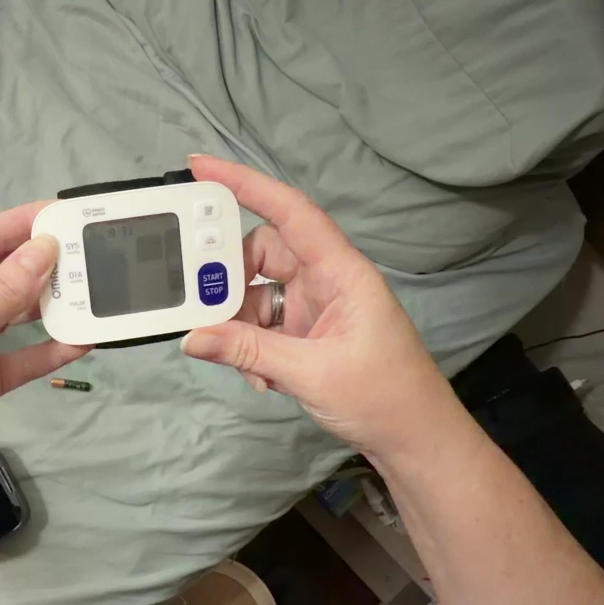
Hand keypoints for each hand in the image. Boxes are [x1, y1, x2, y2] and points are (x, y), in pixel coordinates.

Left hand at [0, 202, 91, 506]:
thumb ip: (4, 290)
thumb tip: (44, 247)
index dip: (15, 225)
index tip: (61, 214)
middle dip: (34, 264)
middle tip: (84, 252)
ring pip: (7, 316)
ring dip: (44, 305)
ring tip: (90, 289)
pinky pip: (17, 357)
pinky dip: (46, 349)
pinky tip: (82, 339)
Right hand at [180, 154, 461, 459]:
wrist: (412, 436)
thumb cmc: (382, 395)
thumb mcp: (310, 372)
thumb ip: (247, 351)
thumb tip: (192, 338)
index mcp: (339, 272)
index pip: (289, 212)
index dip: (245, 184)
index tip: (200, 168)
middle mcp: (324, 281)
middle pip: (261, 255)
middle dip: (230, 281)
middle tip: (203, 306)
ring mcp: (313, 308)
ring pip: (256, 293)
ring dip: (239, 325)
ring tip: (244, 362)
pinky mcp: (305, 334)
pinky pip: (261, 324)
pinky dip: (249, 346)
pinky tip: (260, 376)